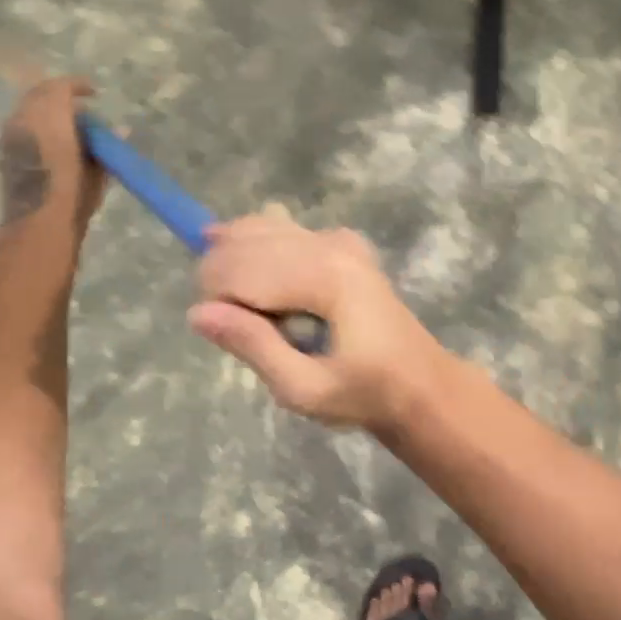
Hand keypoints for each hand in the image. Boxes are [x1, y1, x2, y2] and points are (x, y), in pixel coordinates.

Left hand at [0, 77, 102, 234]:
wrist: (36, 228)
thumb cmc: (73, 197)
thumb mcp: (97, 171)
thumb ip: (104, 145)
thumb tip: (121, 129)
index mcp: (49, 116)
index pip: (61, 87)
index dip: (78, 85)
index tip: (94, 92)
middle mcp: (25, 118)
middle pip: (39, 95)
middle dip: (59, 97)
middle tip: (81, 110)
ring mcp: (9, 136)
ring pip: (27, 111)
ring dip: (46, 113)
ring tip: (68, 128)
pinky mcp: (3, 154)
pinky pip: (21, 129)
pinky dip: (36, 129)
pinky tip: (52, 146)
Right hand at [189, 211, 445, 429]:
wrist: (422, 385)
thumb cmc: (365, 395)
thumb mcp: (304, 389)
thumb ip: (253, 347)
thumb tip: (198, 312)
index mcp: (326, 278)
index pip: (241, 266)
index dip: (216, 298)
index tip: (221, 335)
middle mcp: (331, 246)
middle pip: (248, 238)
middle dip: (222, 276)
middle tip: (231, 325)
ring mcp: (340, 240)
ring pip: (263, 224)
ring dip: (238, 258)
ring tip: (243, 305)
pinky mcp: (344, 244)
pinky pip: (286, 229)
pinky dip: (261, 247)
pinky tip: (261, 280)